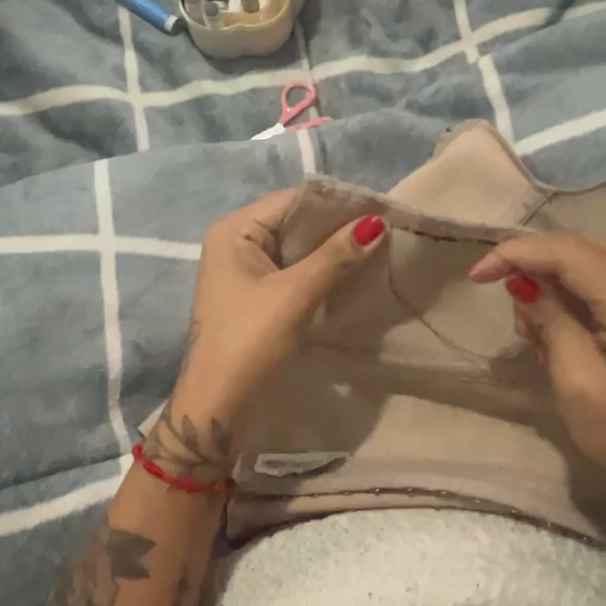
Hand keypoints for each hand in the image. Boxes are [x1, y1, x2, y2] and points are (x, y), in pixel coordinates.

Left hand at [151, 190, 385, 476]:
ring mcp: (244, 274)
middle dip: (337, 230)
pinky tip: (351, 280)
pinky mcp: (255, 300)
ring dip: (331, 255)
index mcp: (234, 230)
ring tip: (377, 254)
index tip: (382, 211)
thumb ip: (336, 257)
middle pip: (295, 224)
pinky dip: (320, 276)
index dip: (337, 204)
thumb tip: (377, 223)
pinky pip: (293, 276)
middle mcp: (235, 244)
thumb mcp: (295, 295)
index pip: (292, 201)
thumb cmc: (250, 342)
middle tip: (386, 233)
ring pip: (296, 252)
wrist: (219, 404)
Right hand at [466, 232, 605, 567]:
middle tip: (502, 304)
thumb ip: (551, 324)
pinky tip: (559, 330)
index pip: (568, 252)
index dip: (515, 254)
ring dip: (554, 282)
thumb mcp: (578, 385)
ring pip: (595, 260)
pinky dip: (577, 295)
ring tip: (532, 331)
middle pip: (583, 246)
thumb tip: (523, 283)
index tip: (474, 277)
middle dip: (533, 264)